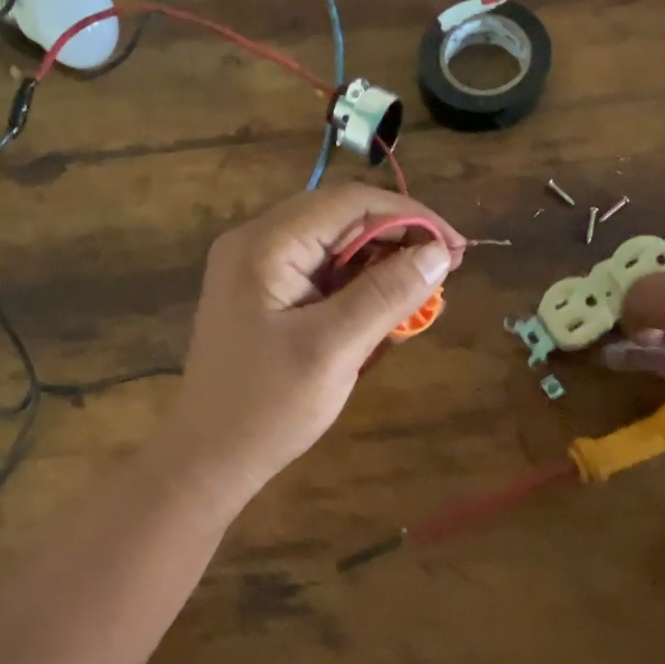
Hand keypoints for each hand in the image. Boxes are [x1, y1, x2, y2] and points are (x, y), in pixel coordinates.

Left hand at [159, 184, 464, 501]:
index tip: (456, 249)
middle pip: (339, 221)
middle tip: (443, 276)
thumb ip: (386, 296)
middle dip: (396, 244)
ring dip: (378, 272)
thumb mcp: (333, 349)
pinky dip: (354, 296)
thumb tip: (439, 253)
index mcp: (264, 245)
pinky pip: (318, 282)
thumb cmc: (267, 408)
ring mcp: (255, 275)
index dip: (410, 217)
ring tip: (417, 305)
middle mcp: (255, 246)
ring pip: (332, 252)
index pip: (349, 203)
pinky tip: (381, 322)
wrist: (209, 460)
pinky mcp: (261, 304)